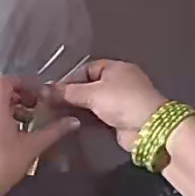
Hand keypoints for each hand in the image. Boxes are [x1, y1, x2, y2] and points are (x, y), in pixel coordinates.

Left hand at [0, 76, 80, 195]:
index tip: (36, 94)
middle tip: (32, 107)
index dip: (23, 83)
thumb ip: (53, 131)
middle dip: (17, 95)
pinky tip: (5, 136)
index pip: (5, 81)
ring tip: (22, 122)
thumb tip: (71, 122)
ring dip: (6, 107)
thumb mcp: (31, 147)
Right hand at [48, 60, 169, 153]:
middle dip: (72, 95)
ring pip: (93, 102)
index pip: (87, 69)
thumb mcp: (92, 93)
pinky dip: (87, 118)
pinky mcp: (121, 118)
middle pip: (89, 86)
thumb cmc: (122, 101)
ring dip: (79, 108)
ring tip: (58, 116)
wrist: (149, 128)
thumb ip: (68, 92)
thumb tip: (45, 90)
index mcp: (116, 68)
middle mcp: (119, 82)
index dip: (70, 79)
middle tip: (52, 105)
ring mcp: (121, 101)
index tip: (54, 91)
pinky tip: (72, 124)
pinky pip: (99, 115)